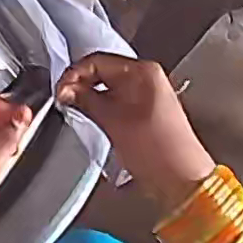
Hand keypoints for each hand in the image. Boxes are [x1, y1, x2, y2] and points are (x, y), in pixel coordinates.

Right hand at [56, 53, 215, 211]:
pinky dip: (102, 104)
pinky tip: (92, 116)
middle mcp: (147, 77)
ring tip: (75, 108)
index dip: (74, 74)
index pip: (97, 60)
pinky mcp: (146, 109)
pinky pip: (117, 98)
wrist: (183, 181)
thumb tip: (66, 90)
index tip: (60, 90)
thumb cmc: (157, 150)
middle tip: (64, 99)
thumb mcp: (112, 121)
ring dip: (90, 95)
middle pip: (102, 71)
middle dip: (80, 84)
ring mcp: (148, 93)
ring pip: (108, 85)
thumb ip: (85, 99)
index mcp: (142, 71)